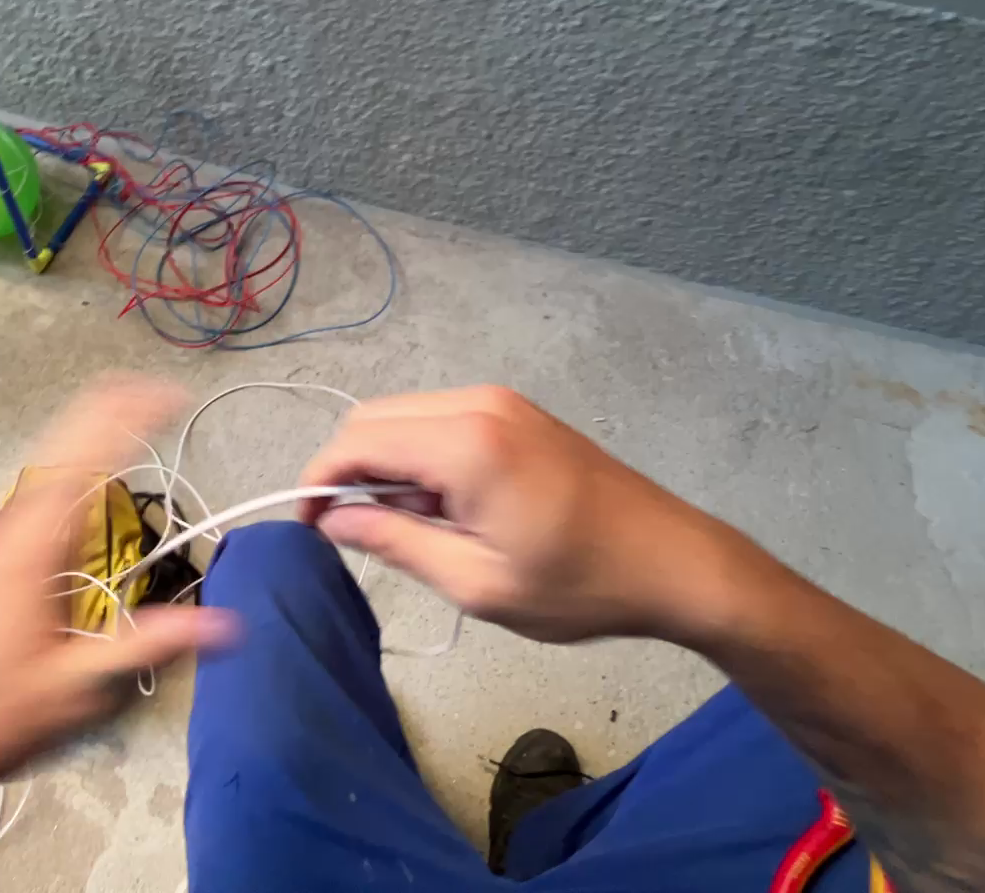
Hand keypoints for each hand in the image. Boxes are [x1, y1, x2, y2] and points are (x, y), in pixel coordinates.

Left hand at [0, 376, 237, 799]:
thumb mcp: (78, 687)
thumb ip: (150, 645)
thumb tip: (227, 623)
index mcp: (38, 545)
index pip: (92, 457)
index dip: (135, 418)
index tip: (175, 397)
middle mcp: (16, 521)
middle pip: (66, 437)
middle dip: (116, 404)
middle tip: (166, 390)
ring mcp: (0, 528)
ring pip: (49, 450)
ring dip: (94, 420)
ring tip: (138, 404)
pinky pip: (40, 475)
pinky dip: (73, 447)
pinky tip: (91, 453)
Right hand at [297, 386, 767, 644]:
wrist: (676, 562)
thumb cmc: (578, 585)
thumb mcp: (476, 582)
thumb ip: (394, 541)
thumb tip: (333, 520)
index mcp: (464, 442)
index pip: (356, 442)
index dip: (318, 480)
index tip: (308, 525)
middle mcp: (474, 402)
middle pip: (373, 419)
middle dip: (347, 470)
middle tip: (359, 530)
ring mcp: (497, 399)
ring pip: (401, 415)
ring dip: (383, 462)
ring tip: (409, 522)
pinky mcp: (511, 409)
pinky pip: (435, 419)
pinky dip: (416, 453)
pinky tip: (442, 499)